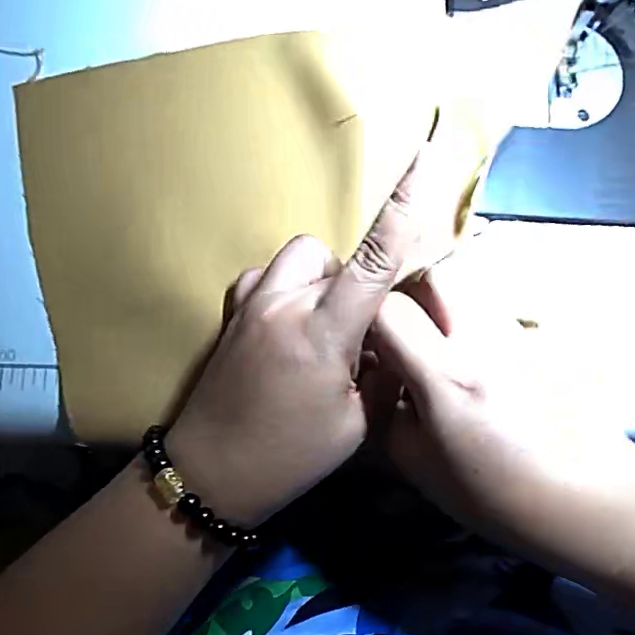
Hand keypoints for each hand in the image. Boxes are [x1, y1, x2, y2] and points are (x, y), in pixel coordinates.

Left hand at [160, 139, 473, 527]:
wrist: (211, 473)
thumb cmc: (292, 456)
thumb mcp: (357, 423)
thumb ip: (383, 371)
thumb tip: (392, 339)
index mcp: (322, 335)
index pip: (372, 263)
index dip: (402, 212)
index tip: (424, 161)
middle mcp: (284, 304)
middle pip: (338, 259)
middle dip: (357, 288)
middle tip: (358, 340)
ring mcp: (250, 303)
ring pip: (304, 259)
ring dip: (325, 283)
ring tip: (324, 332)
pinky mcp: (231, 310)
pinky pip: (271, 274)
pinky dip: (291, 289)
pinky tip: (290, 328)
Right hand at [367, 262, 634, 579]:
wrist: (586, 494)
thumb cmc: (498, 496)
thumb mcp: (420, 466)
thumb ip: (387, 411)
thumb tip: (378, 376)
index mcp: (449, 377)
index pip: (387, 308)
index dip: (364, 320)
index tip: (361, 345)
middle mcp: (484, 339)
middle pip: (434, 275)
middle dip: (405, 294)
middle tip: (399, 335)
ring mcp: (517, 333)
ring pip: (466, 286)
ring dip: (439, 305)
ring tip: (435, 349)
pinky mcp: (538, 338)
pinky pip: (490, 309)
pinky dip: (468, 321)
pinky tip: (473, 363)